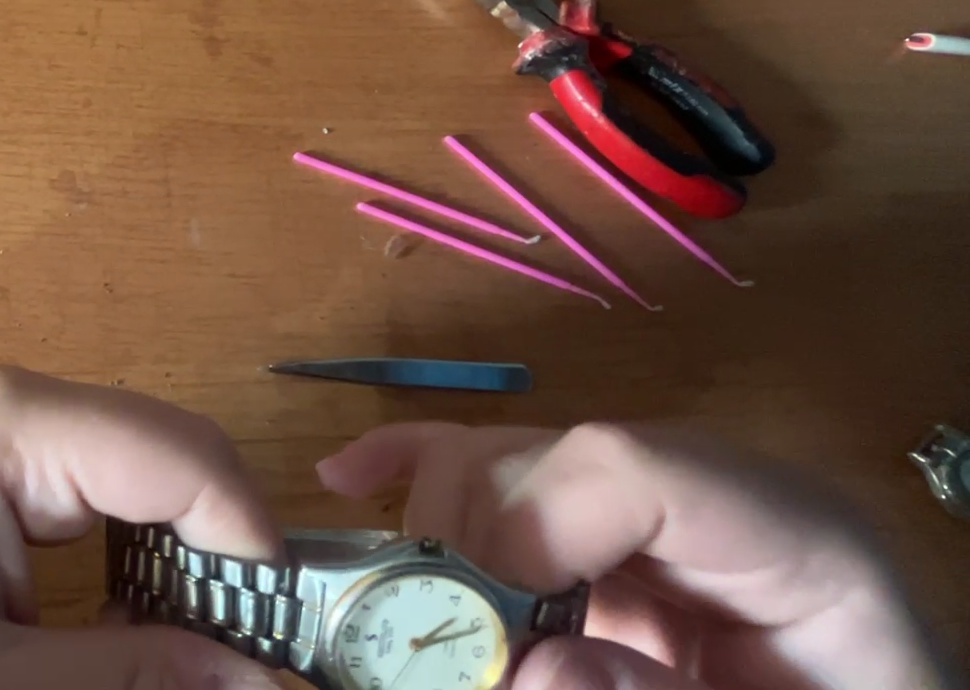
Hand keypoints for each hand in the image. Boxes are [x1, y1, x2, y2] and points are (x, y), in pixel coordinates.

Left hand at [0, 369, 285, 689]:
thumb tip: (274, 684)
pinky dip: (143, 564)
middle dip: (223, 555)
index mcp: (13, 426)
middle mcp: (21, 407)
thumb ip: (135, 680)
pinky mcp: (3, 470)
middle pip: (171, 458)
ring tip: (194, 655)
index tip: (290, 650)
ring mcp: (11, 433)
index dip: (249, 543)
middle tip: (255, 662)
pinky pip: (108, 502)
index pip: (177, 454)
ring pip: (149, 480)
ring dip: (187, 566)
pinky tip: (134, 632)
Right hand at [316, 423, 955, 689]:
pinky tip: (341, 475)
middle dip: (458, 541)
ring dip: (424, 531)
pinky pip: (470, 460)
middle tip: (435, 635)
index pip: (622, 464)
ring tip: (406, 610)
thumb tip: (530, 666)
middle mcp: (680, 479)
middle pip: (525, 456)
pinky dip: (400, 464)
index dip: (529, 520)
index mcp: (779, 532)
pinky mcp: (563, 502)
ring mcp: (610, 484)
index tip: (487, 616)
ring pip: (480, 458)